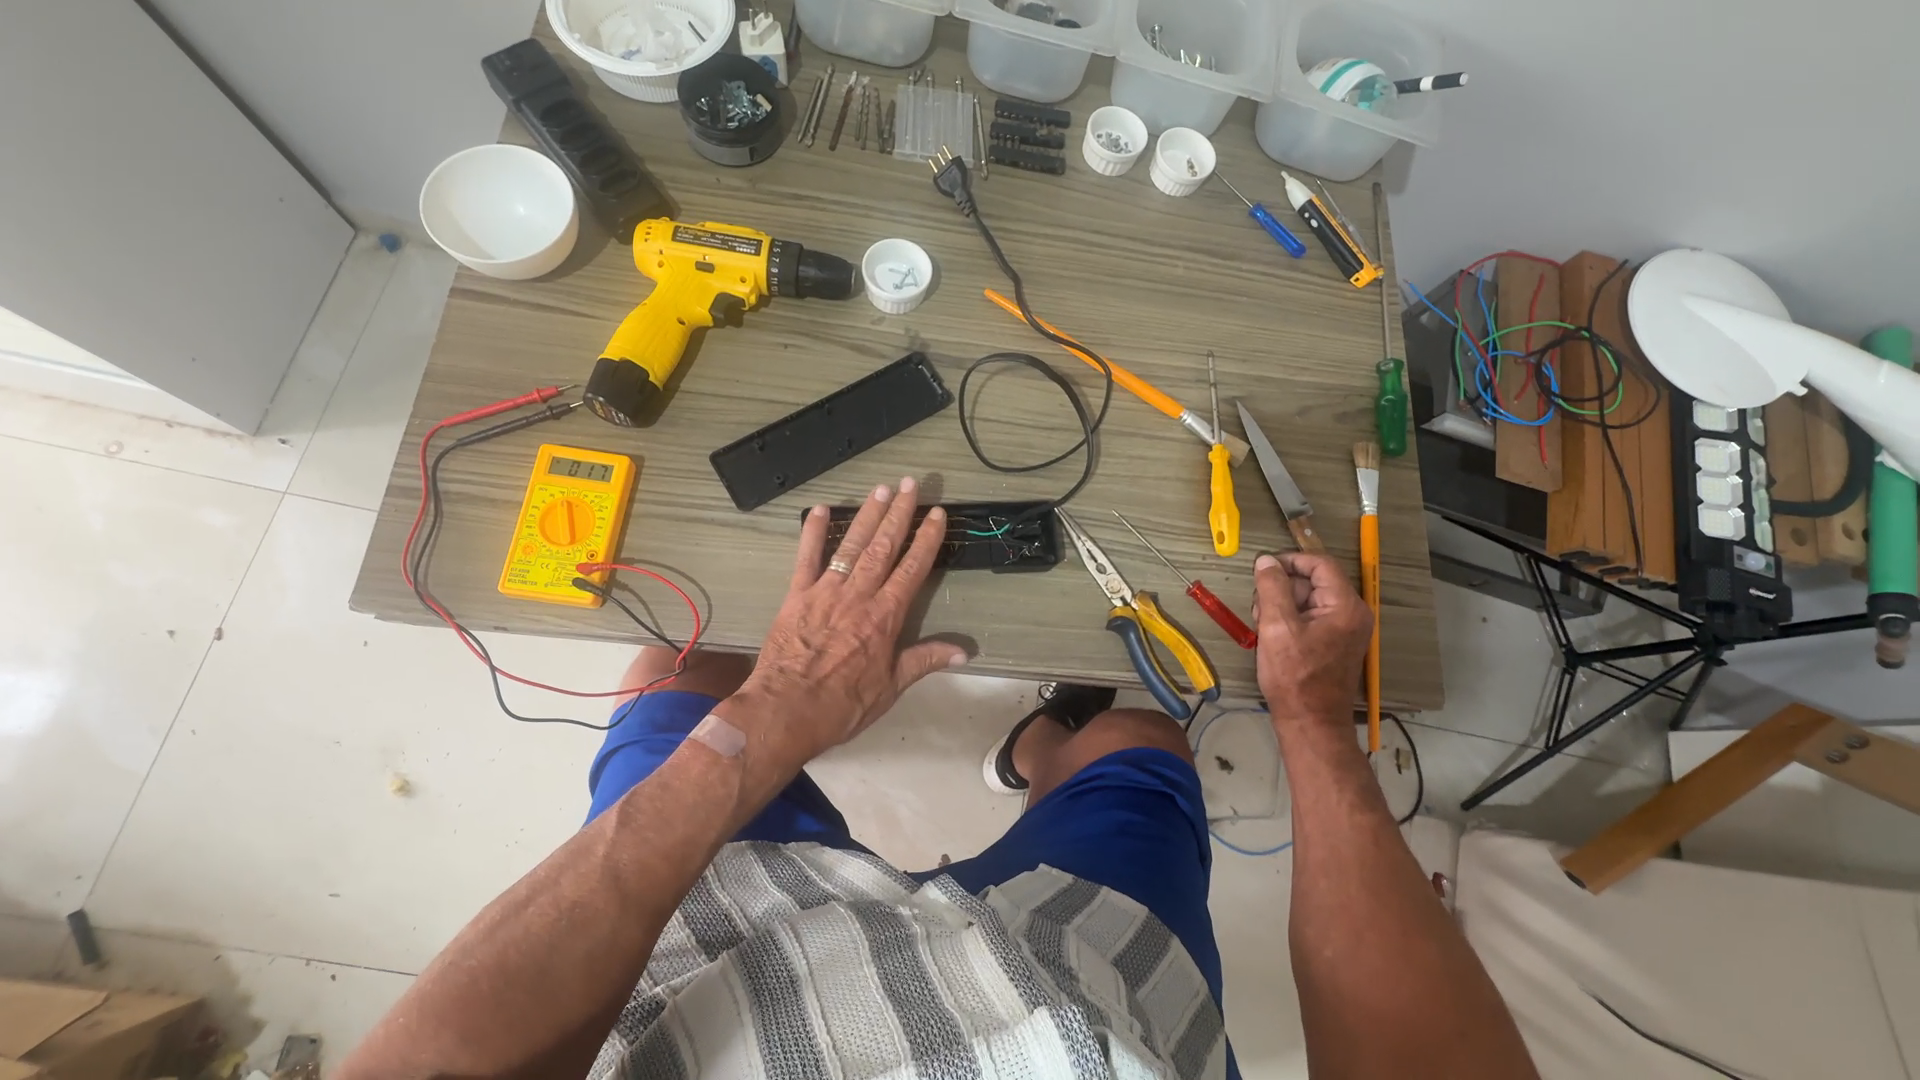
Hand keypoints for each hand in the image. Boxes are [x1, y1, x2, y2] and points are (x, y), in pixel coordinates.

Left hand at [722, 477, 966, 773]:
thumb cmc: (842, 704)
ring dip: (866, 516)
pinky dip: (812, 533)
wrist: (786, 710)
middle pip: (884, 547)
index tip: (936, 514)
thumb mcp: (890, 687)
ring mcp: (825, 592)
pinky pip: (806, 558)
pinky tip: (819, 510)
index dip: (926, 539)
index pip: (912, 569)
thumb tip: (963, 652)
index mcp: (885, 617)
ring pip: (851, 546)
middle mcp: (859, 596)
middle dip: (899, 514)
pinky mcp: (796, 596)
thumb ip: (924, 661)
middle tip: (909, 485)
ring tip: (879, 490)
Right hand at [1252, 552, 1371, 729]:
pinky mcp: (1334, 642)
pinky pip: (1309, 618)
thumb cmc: (1294, 676)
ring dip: (1280, 607)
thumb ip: (1272, 588)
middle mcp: (1352, 613)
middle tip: (1259, 611)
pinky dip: (1288, 622)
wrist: (1310, 722)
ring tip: (1264, 630)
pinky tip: (1273, 639)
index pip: (1320, 564)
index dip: (1290, 561)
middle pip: (1311, 582)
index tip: (1262, 570)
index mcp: (1345, 606)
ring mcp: (1344, 629)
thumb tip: (1266, 561)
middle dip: (1281, 590)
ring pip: (1306, 599)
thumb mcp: (1277, 627)